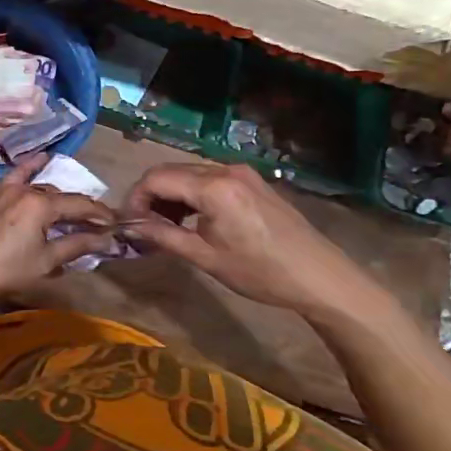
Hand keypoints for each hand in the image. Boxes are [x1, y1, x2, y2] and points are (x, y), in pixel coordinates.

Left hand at [0, 153, 119, 316]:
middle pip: (61, 196)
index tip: (115, 226)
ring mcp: (4, 190)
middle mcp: (24, 190)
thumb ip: (77, 245)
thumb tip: (106, 239)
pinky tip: (41, 159)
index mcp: (41, 204)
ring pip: (40, 188)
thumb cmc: (5, 271)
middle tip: (95, 226)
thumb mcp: (46, 261)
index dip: (101, 215)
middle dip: (80, 209)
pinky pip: (15, 176)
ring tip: (71, 212)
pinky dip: (30, 167)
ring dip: (58, 197)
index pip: (81, 205)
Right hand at [122, 162, 386, 321]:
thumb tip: (129, 227)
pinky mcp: (252, 183)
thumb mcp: (204, 256)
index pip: (155, 179)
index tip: (128, 223)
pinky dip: (189, 195)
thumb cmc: (260, 271)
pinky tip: (190, 219)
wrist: (322, 279)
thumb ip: (162, 235)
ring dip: (168, 196)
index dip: (134, 199)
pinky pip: (207, 179)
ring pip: (187, 174)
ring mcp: (241, 174)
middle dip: (148, 196)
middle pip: (169, 172)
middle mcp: (225, 171)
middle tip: (141, 226)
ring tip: (163, 226)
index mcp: (213, 187)